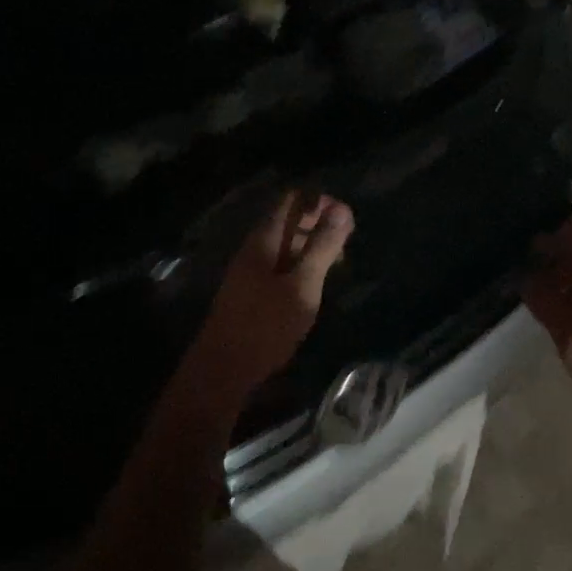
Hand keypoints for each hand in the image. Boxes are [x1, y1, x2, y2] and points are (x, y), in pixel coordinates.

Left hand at [184, 189, 355, 401]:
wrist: (223, 371)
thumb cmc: (266, 325)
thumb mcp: (302, 285)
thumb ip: (322, 247)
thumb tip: (341, 209)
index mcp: (265, 239)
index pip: (292, 200)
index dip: (320, 201)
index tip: (347, 217)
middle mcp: (255, 248)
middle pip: (289, 221)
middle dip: (319, 223)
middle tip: (348, 240)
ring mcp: (251, 271)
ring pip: (286, 245)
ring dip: (312, 246)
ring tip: (339, 262)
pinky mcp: (252, 292)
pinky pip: (281, 265)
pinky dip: (301, 265)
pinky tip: (316, 281)